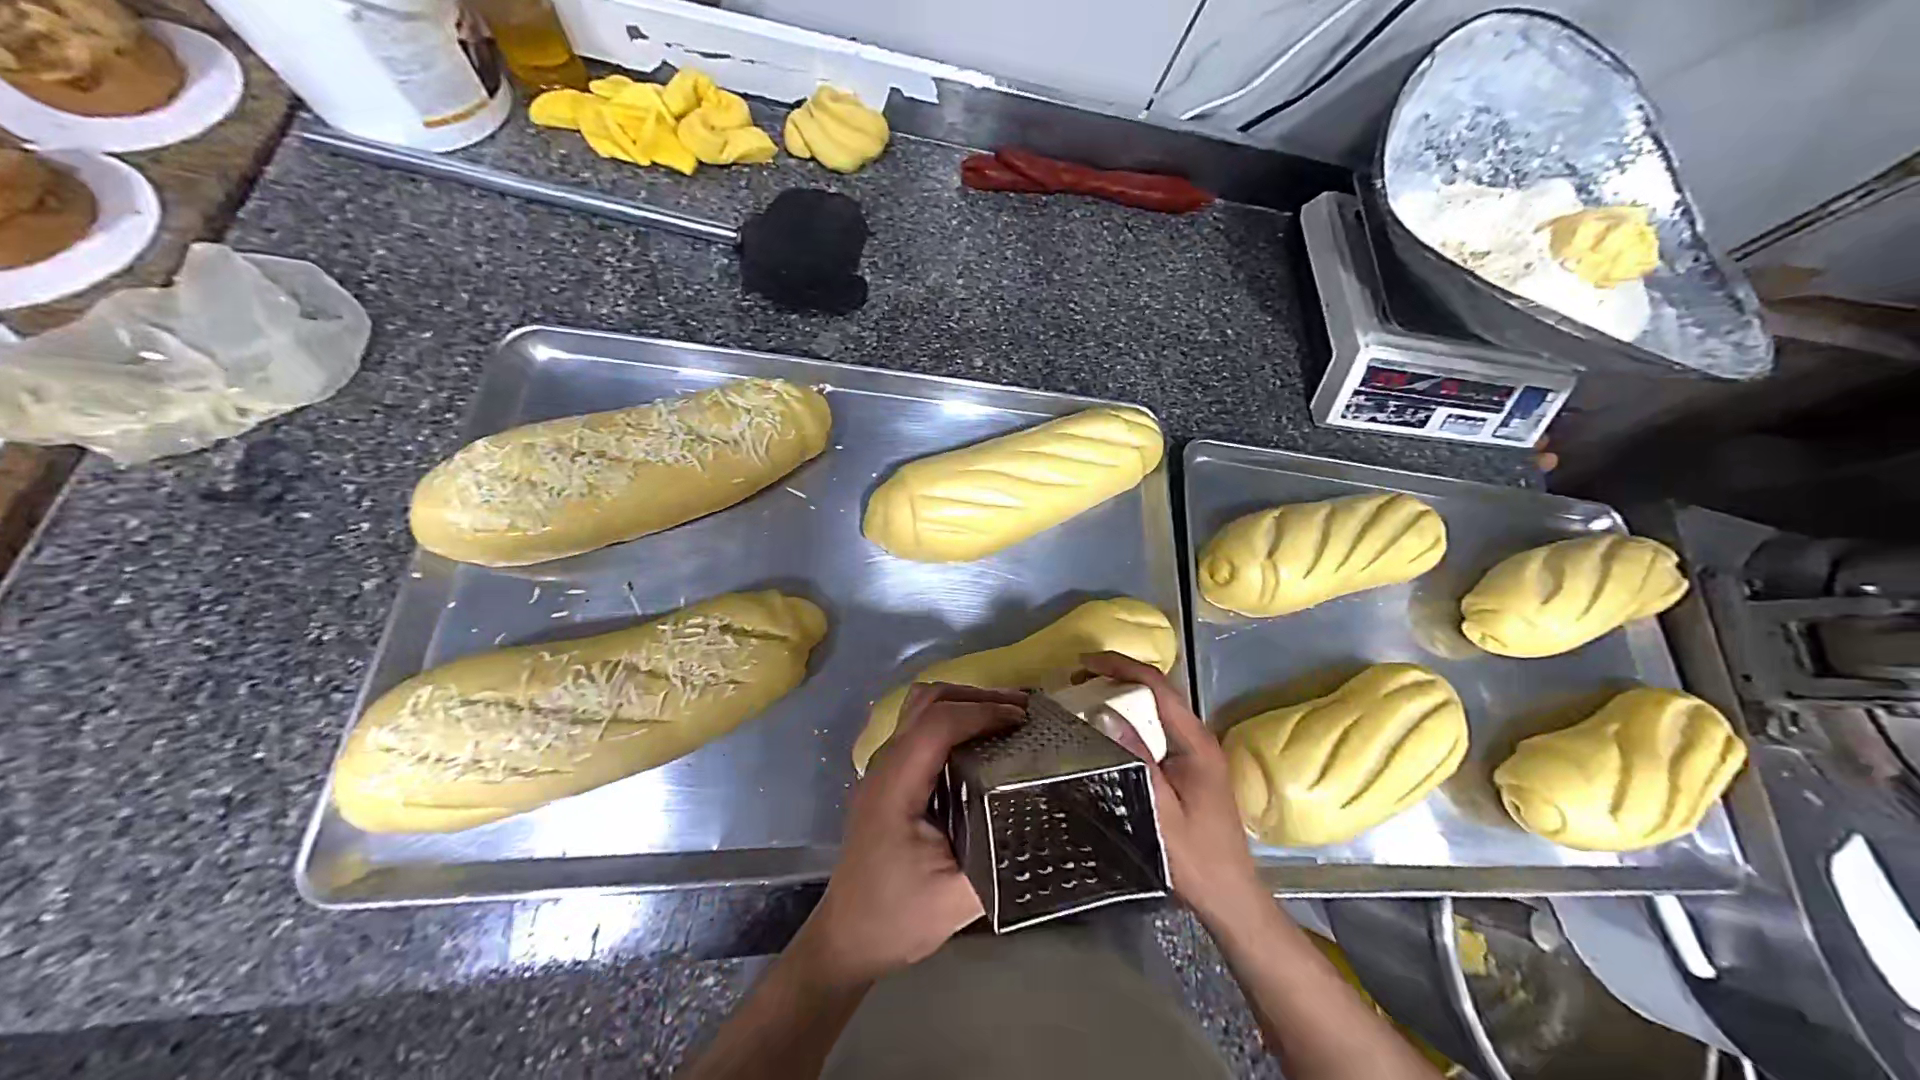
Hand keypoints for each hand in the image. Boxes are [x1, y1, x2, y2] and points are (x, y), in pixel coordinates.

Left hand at [793, 682, 1026, 986]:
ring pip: (920, 709)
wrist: (847, 939)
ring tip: (1006, 716)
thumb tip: (1046, 820)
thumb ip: (1001, 857)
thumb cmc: (897, 917)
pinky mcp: (888, 779)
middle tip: (1023, 709)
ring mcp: (882, 769)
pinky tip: (981, 741)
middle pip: (928, 701)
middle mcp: (884, 765)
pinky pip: (920, 729)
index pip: (938, 723)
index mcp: (895, 786)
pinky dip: (953, 720)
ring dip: (963, 703)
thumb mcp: (957, 897)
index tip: (1024, 721)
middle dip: (977, 697)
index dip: (983, 712)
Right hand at [1077, 652, 1269, 930]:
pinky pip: (1157, 728)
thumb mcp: (1159, 810)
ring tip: (1085, 698)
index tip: (1085, 664)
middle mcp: (1199, 740)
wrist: (1230, 896)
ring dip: (1123, 697)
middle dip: (1117, 677)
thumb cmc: (1195, 858)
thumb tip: (1106, 713)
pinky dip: (1130, 718)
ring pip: (1157, 709)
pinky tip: (1109, 729)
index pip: (1158, 687)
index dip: (1121, 667)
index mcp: (1196, 744)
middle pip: (1158, 692)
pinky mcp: (1190, 766)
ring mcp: (1197, 752)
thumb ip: (1136, 760)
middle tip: (1077, 681)